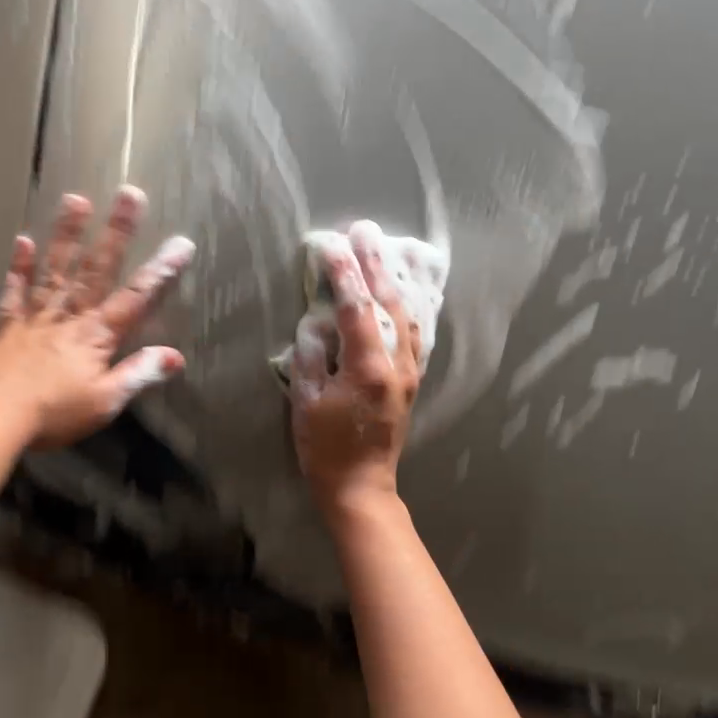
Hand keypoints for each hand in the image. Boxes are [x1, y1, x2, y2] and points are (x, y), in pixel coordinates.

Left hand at [0, 187, 194, 448]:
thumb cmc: (53, 415)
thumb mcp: (104, 403)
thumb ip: (137, 375)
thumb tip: (174, 356)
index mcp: (95, 337)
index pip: (135, 299)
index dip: (160, 272)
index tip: (180, 243)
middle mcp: (68, 318)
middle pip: (96, 270)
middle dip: (116, 233)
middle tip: (129, 194)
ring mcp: (35, 318)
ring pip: (55, 270)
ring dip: (67, 235)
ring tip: (76, 199)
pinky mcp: (8, 327)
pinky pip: (14, 292)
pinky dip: (19, 267)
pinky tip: (23, 241)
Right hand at [288, 232, 424, 520]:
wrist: (359, 487)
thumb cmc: (325, 449)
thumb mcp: (305, 403)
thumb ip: (310, 358)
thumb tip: (316, 325)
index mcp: (368, 368)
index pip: (356, 308)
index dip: (343, 274)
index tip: (331, 244)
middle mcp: (396, 365)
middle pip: (390, 302)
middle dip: (376, 263)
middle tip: (365, 229)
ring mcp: (408, 373)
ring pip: (408, 315)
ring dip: (395, 280)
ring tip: (385, 251)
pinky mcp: (409, 383)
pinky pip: (412, 334)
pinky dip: (406, 307)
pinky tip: (403, 295)